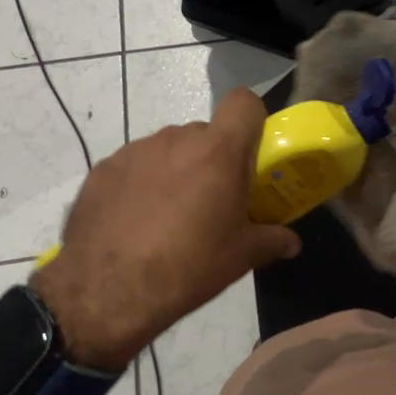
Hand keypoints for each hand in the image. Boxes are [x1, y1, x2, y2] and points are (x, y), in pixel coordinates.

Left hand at [30, 88, 301, 372]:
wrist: (104, 292)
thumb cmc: (188, 267)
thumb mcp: (240, 257)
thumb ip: (273, 241)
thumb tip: (293, 243)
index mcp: (219, 151)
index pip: (243, 102)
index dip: (251, 120)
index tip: (250, 153)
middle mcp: (177, 139)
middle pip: (205, 132)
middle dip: (212, 158)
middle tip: (211, 199)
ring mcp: (135, 151)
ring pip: (168, 148)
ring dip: (175, 170)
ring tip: (168, 215)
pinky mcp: (102, 169)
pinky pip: (134, 166)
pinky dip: (140, 185)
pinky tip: (135, 222)